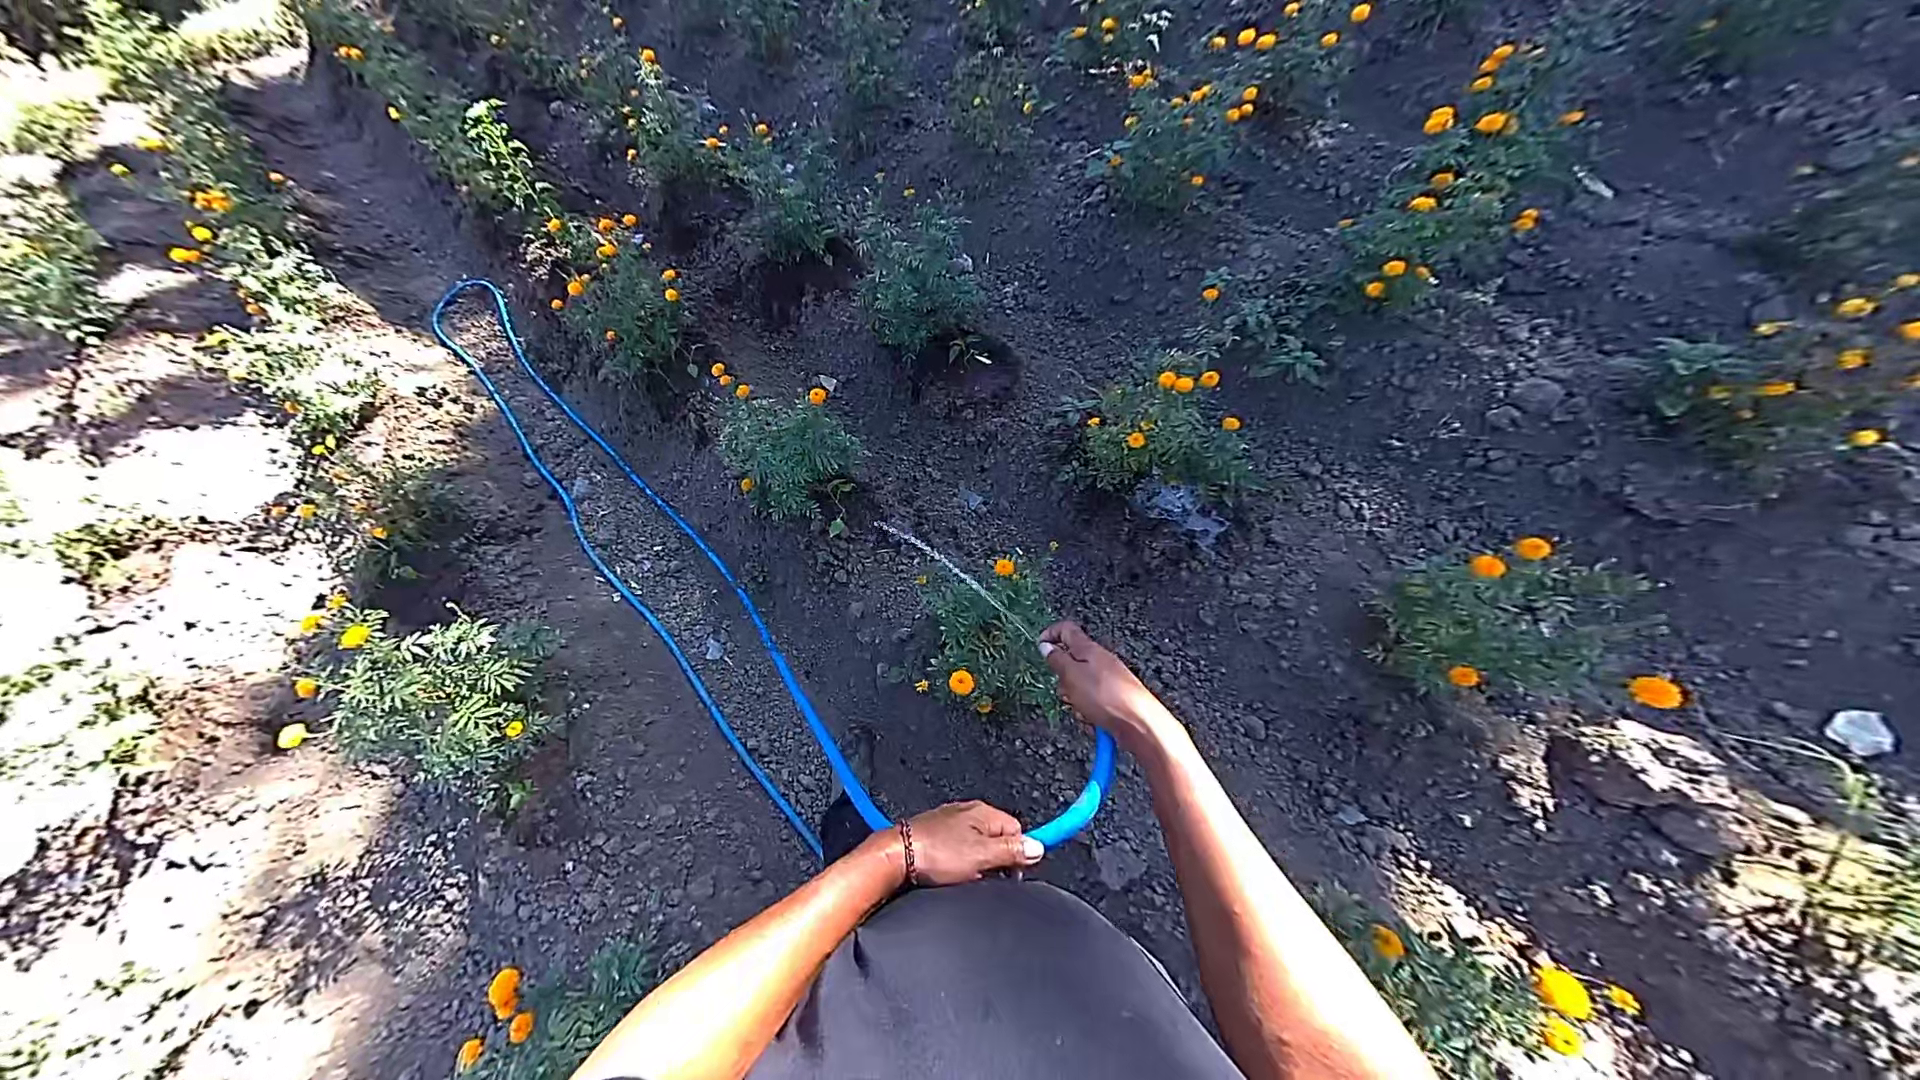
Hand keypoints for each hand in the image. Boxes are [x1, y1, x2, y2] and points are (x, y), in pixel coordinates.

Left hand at [901, 800, 1041, 885]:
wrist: (895, 856)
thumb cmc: (935, 853)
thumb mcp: (981, 857)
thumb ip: (1011, 851)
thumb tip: (1037, 847)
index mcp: (983, 812)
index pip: (1017, 829)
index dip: (1017, 853)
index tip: (1011, 872)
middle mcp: (967, 812)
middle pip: (997, 838)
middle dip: (995, 861)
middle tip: (984, 876)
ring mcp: (950, 822)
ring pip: (977, 846)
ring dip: (975, 864)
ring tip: (963, 876)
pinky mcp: (936, 834)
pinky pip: (958, 850)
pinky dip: (958, 863)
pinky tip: (949, 873)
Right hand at [1039, 620, 1177, 751]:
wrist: (1141, 724)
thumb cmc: (1108, 697)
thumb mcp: (1072, 676)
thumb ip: (1057, 660)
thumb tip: (1046, 646)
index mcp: (1089, 649)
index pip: (1066, 629)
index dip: (1050, 634)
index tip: (1040, 646)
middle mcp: (1100, 660)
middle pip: (1072, 660)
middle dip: (1062, 677)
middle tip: (1064, 688)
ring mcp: (1109, 679)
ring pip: (1080, 683)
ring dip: (1074, 697)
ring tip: (1082, 707)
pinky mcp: (1115, 698)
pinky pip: (1092, 700)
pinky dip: (1088, 709)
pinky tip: (1093, 718)